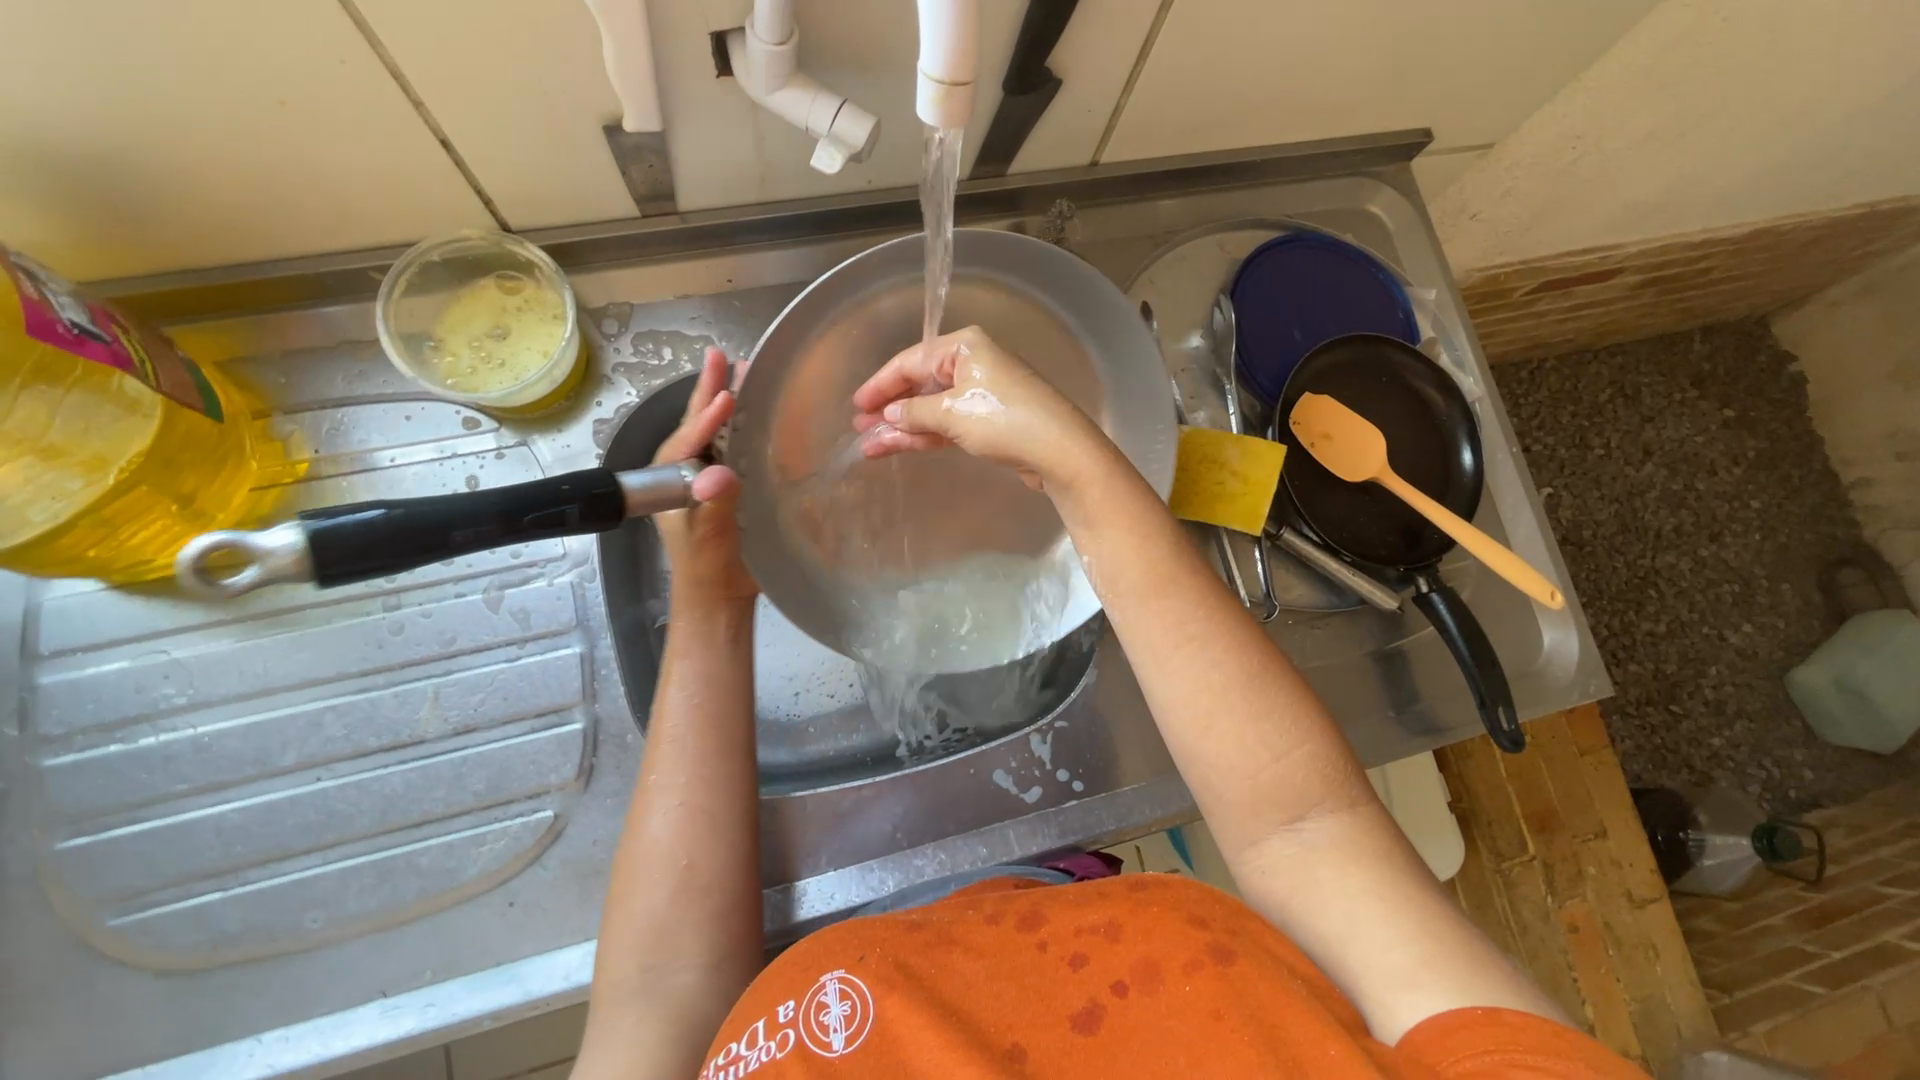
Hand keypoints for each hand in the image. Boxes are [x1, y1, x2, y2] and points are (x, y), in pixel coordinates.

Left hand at [654, 347, 755, 602]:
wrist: (719, 597)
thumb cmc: (709, 567)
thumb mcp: (710, 535)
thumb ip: (713, 502)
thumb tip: (718, 474)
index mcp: (670, 478)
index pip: (688, 439)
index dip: (707, 416)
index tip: (727, 394)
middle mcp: (685, 471)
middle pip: (697, 423)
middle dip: (711, 389)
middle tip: (723, 356)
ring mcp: (704, 478)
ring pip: (714, 432)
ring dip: (728, 401)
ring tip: (744, 372)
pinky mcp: (726, 487)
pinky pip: (732, 449)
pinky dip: (744, 426)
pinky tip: (761, 415)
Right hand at [850, 326, 1106, 490]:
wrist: (1059, 451)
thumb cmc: (1005, 420)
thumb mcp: (953, 413)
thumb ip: (916, 413)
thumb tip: (889, 415)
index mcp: (963, 347)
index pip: (910, 361)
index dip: (881, 384)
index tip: (857, 404)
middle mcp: (971, 364)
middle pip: (919, 384)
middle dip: (889, 408)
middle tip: (860, 427)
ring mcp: (980, 393)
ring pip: (931, 408)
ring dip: (902, 427)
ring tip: (870, 444)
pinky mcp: (987, 422)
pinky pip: (946, 424)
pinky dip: (923, 436)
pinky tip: (897, 446)